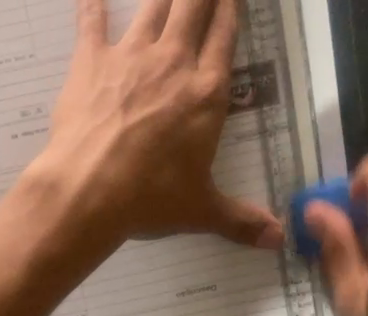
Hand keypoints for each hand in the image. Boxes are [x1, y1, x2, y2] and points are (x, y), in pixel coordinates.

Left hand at [25, 0, 283, 251]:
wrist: (89, 191)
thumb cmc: (150, 200)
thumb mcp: (202, 211)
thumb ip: (241, 221)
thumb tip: (278, 240)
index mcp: (207, 93)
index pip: (226, 34)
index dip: (231, 7)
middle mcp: (173, 63)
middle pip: (194, 4)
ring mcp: (130, 57)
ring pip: (153, 4)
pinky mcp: (90, 62)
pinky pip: (92, 20)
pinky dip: (92, 2)